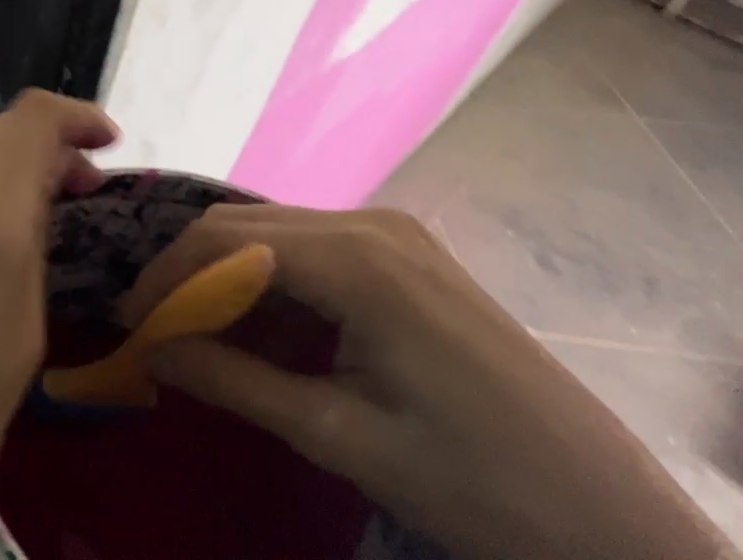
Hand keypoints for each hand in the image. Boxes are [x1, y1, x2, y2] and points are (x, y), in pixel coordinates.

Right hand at [122, 205, 733, 559]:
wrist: (612, 518)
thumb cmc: (474, 481)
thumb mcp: (336, 435)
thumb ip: (230, 381)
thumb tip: (148, 352)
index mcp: (356, 258)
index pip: (222, 240)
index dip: (164, 278)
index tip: (129, 325)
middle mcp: (371, 224)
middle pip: (242, 227)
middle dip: (189, 276)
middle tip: (156, 335)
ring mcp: (396, 236)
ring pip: (273, 237)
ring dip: (229, 283)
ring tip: (202, 343)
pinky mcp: (409, 258)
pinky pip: (314, 254)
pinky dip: (274, 289)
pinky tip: (267, 338)